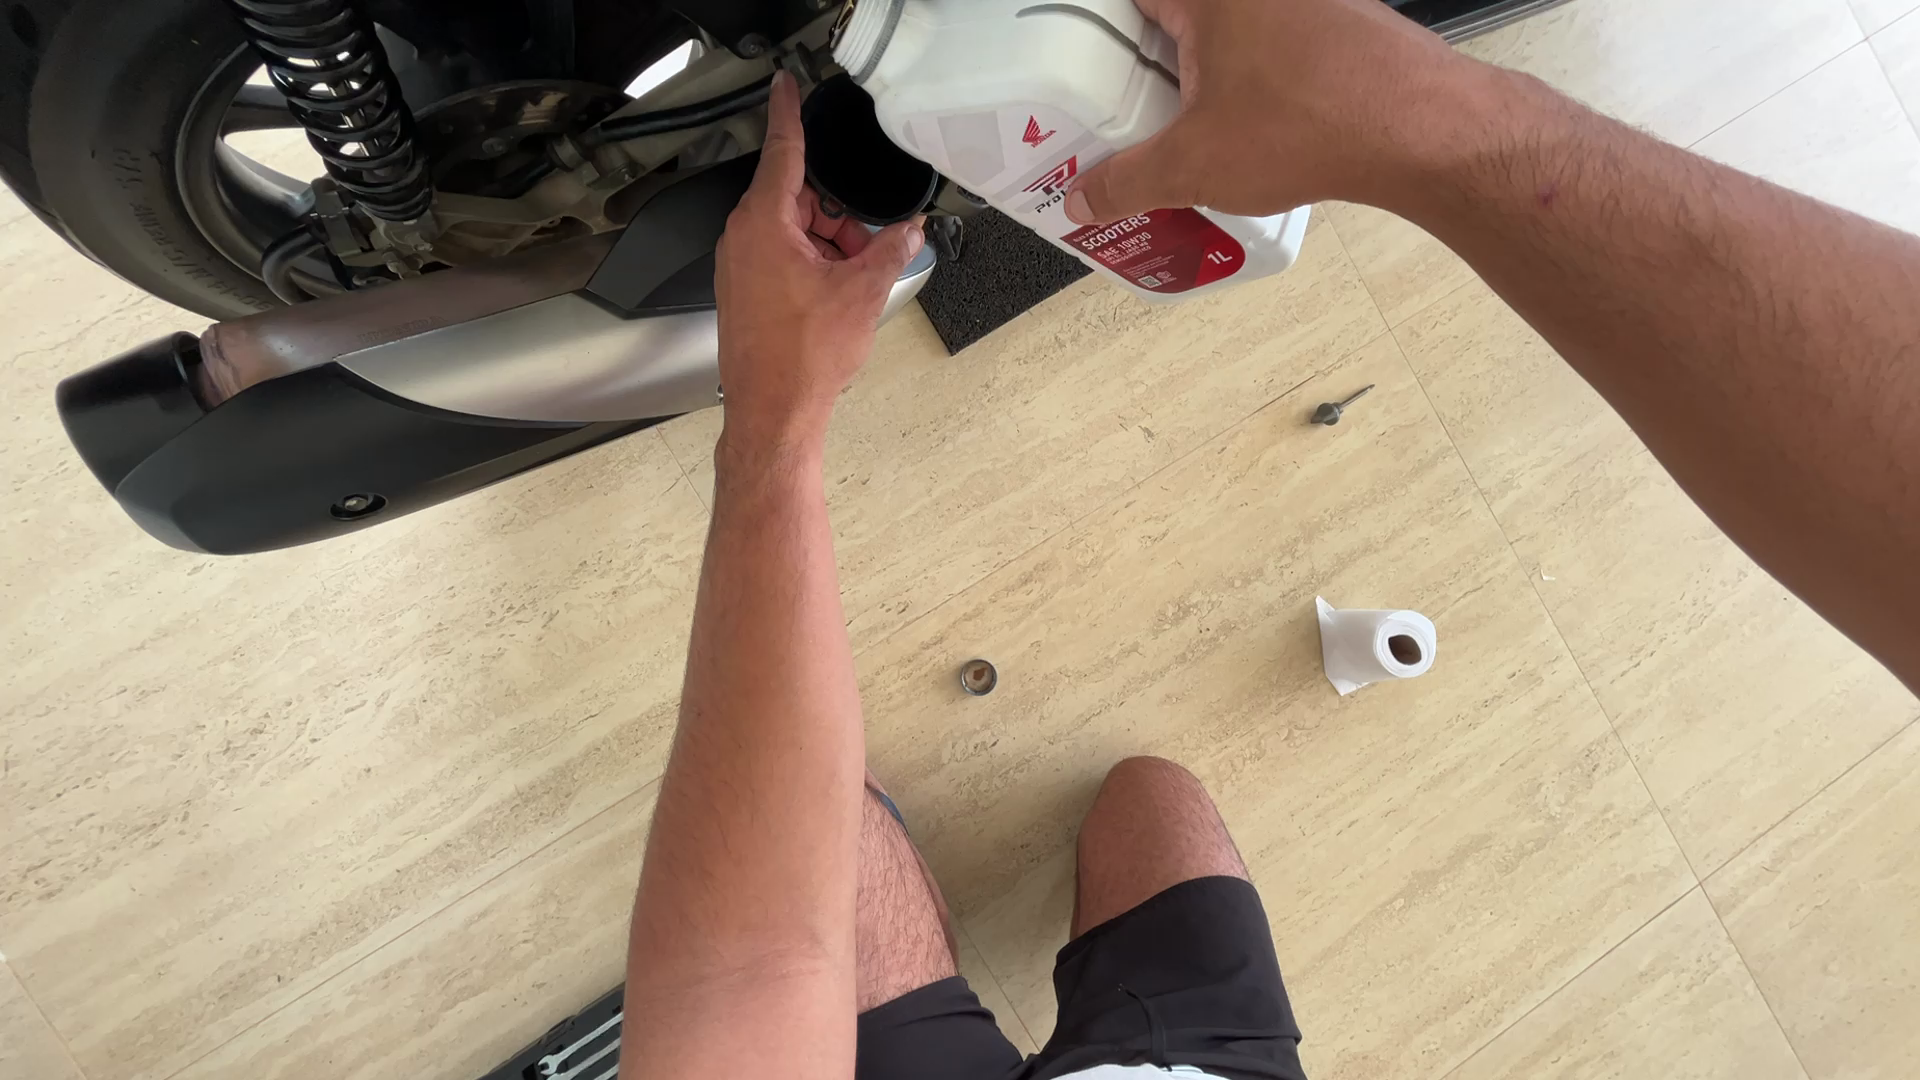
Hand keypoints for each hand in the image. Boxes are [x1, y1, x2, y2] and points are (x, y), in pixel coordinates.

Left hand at [715, 71, 924, 456]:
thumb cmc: (802, 359)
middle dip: (837, 217)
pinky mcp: (743, 294)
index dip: (790, 113)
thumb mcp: (862, 294)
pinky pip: (779, 260)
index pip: (782, 150)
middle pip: (796, 199)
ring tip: (850, 285)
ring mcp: (738, 268)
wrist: (774, 411)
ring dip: (826, 246)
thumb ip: (890, 251)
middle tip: (865, 249)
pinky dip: (809, 266)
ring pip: (790, 232)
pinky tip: (832, 298)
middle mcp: (742, 240)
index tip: (787, 86)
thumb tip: (909, 232)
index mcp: (765, 224)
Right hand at [1065, 0, 1489, 223]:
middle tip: (1123, 114)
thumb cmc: (1306, 125)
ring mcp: (1298, 0)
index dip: (1100, 33)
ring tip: (1174, 129)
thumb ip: (1124, 182)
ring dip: (1194, 73)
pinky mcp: (1330, 22)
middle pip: (1175, 14)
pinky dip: (1238, 78)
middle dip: (1145, 62)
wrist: (1412, 129)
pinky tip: (1236, 125)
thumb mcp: (1190, 166)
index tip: (1086, 73)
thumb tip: (1081, 200)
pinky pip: (1262, 43)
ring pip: (1222, 30)